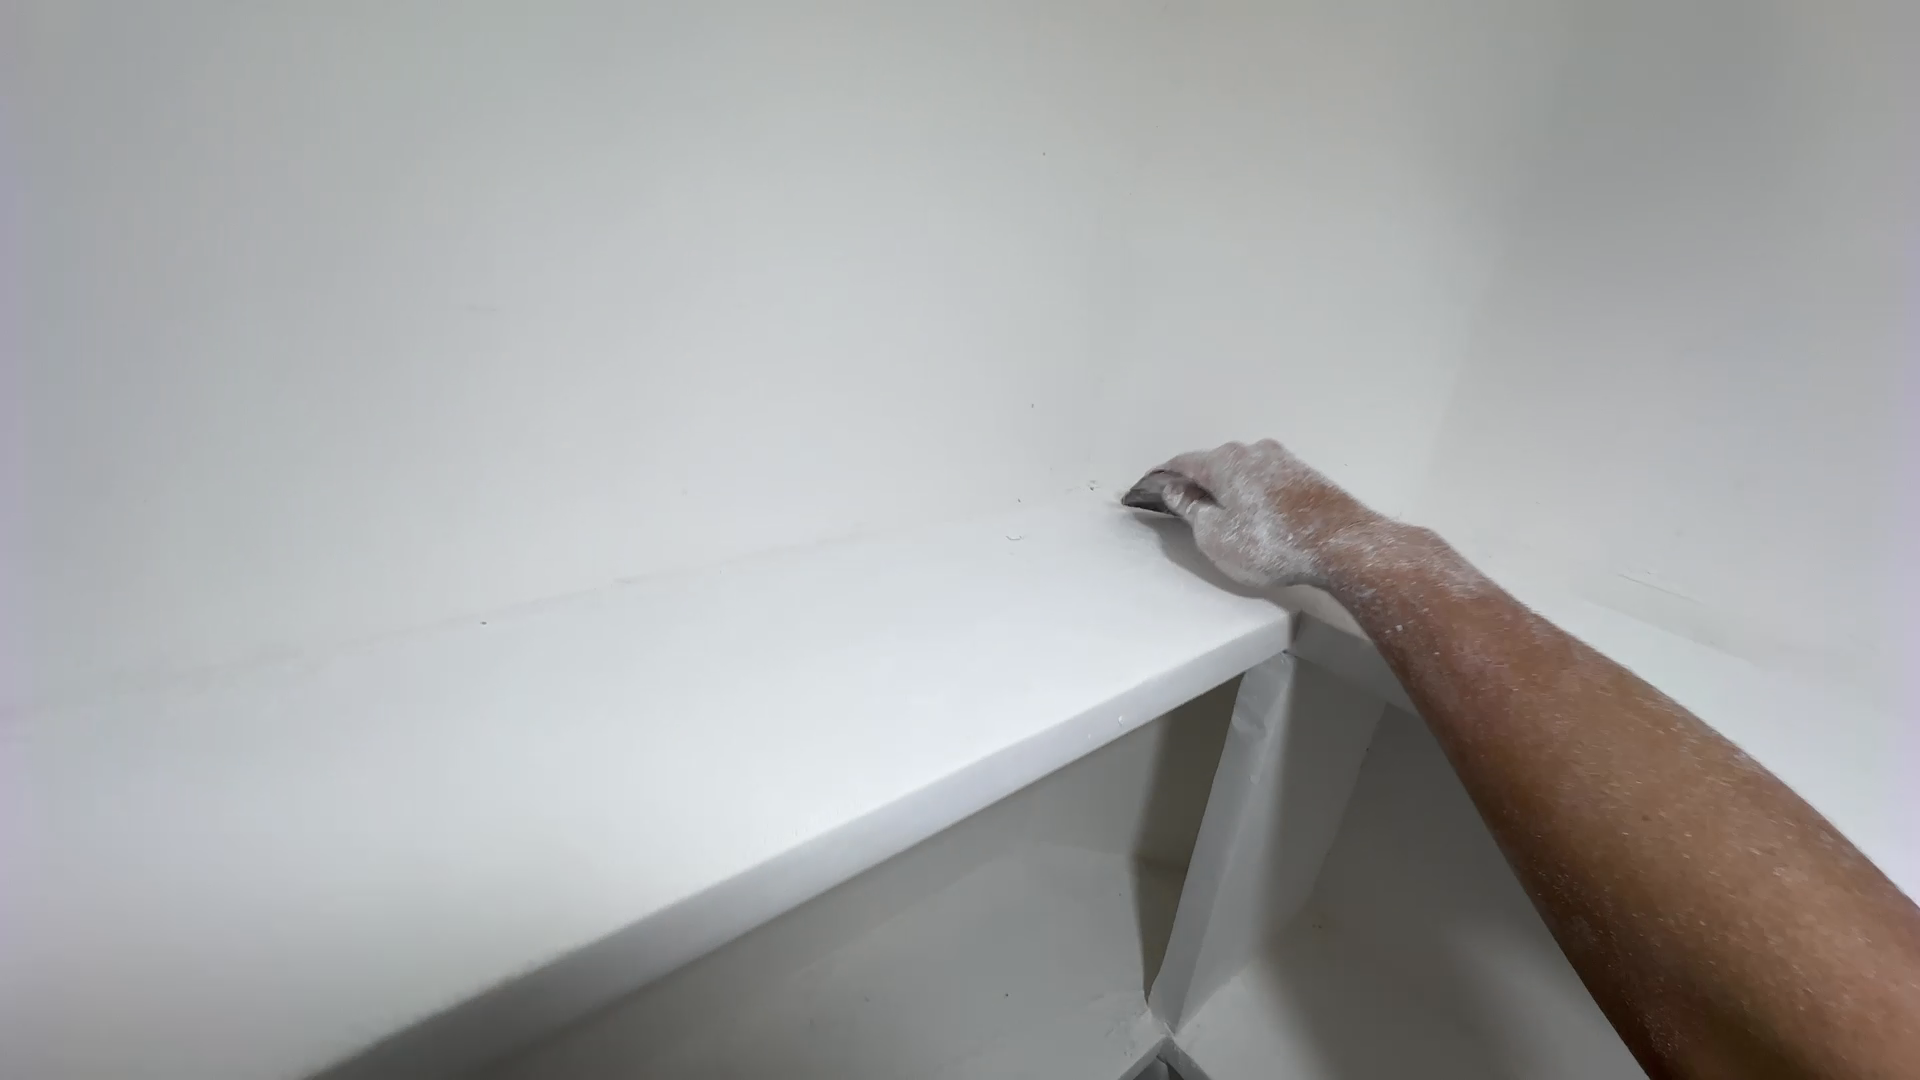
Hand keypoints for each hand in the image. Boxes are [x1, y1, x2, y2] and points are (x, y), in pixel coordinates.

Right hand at [1122, 439, 1378, 588]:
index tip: (1144, 490)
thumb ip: (1190, 508)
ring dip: (1222, 487)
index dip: (1160, 478)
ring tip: (1216, 513)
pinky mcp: (1302, 475)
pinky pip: (1260, 479)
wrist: (1341, 545)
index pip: (1180, 463)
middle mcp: (1251, 451)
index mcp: (1223, 461)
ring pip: (1239, 471)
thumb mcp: (1214, 534)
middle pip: (1211, 464)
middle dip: (1193, 482)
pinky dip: (1245, 491)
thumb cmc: (1268, 543)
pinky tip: (1248, 512)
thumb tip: (1174, 489)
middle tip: (1180, 506)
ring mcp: (1281, 460)